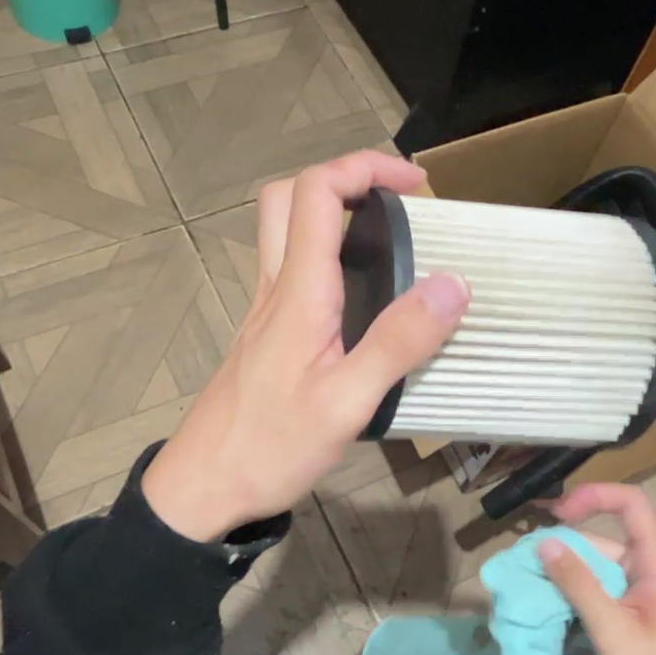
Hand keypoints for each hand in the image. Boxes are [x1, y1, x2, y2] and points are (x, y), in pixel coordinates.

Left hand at [142, 151, 470, 540]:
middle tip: (394, 203)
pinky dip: (326, 258)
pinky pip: (292, 273)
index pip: (317, 191)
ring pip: (285, 234)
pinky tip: (362, 301)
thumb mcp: (346, 403)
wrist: (203, 487)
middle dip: (343, 179)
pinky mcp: (265, 337)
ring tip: (389, 244)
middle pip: (288, 198)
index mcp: (298, 292)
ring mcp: (265, 312)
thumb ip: (398, 343)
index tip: (416, 186)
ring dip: (332, 215)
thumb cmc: (270, 447)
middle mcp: (276, 289)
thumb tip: (452, 284)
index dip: (365, 167)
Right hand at [539, 484, 655, 654]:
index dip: (592, 496)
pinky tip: (553, 612)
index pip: (630, 504)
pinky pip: (605, 593)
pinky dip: (578, 596)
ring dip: (568, 574)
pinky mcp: (640, 618)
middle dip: (565, 545)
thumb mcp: (612, 631)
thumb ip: (578, 584)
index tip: (554, 513)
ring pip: (601, 568)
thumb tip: (545, 542)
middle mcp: (654, 571)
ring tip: (531, 589)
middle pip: (606, 538)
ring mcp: (648, 596)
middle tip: (526, 564)